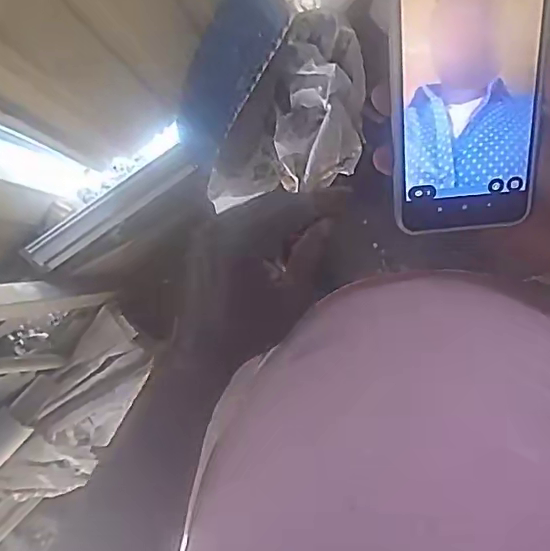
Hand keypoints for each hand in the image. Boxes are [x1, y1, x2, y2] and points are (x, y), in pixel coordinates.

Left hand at [170, 191, 334, 367]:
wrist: (201, 352)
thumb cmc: (250, 334)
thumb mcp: (291, 298)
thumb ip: (309, 255)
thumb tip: (327, 224)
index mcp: (243, 238)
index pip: (289, 208)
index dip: (321, 201)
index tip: (348, 197)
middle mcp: (222, 224)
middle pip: (271, 202)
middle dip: (304, 204)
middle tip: (334, 209)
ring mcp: (209, 229)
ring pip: (256, 207)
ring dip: (284, 212)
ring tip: (312, 224)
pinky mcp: (204, 238)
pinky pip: (241, 218)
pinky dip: (265, 221)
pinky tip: (282, 237)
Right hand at [369, 28, 549, 278]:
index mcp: (527, 111)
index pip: (483, 79)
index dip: (451, 66)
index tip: (420, 53)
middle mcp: (497, 136)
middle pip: (449, 113)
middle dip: (413, 103)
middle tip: (383, 95)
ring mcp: (480, 171)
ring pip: (436, 149)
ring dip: (405, 141)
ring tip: (381, 137)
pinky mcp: (470, 203)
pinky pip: (434, 189)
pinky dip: (410, 181)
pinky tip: (390, 171)